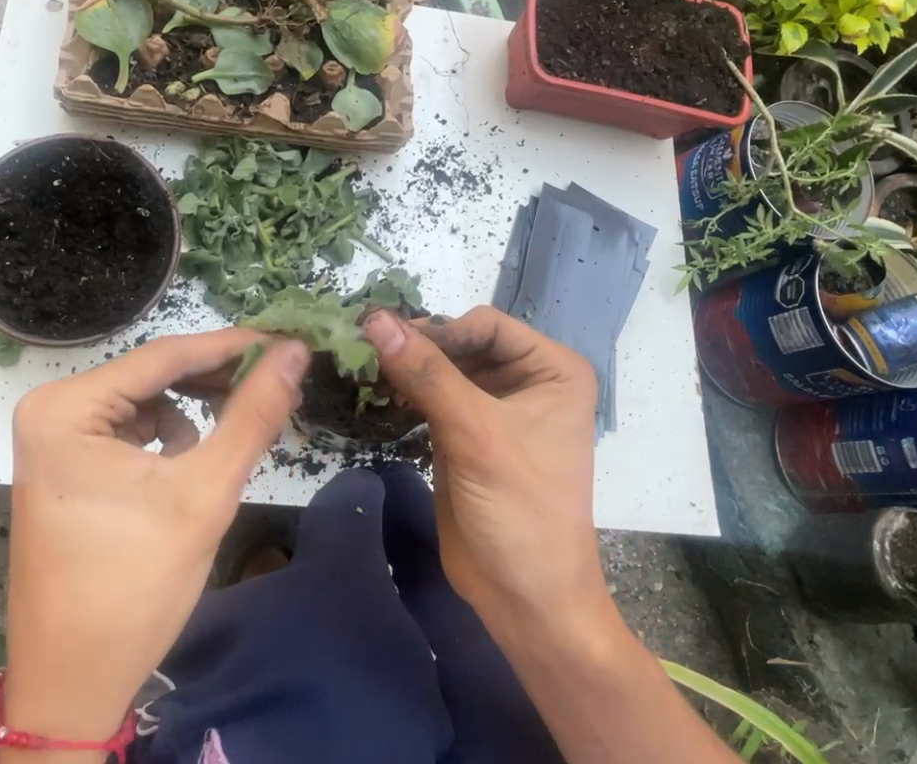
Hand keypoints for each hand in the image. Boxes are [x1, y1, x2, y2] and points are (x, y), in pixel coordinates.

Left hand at [2, 330, 307, 750]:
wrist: (74, 683)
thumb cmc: (134, 587)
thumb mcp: (203, 494)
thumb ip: (252, 415)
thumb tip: (295, 352)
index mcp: (65, 408)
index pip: (164, 355)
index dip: (233, 345)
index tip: (290, 340)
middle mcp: (50, 410)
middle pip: (153, 376)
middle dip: (216, 380)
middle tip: (280, 381)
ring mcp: (54, 439)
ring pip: (145, 403)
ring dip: (195, 410)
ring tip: (241, 426)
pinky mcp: (66, 466)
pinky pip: (129, 431)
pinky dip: (169, 436)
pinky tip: (194, 461)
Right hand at [362, 307, 605, 630]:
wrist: (524, 596)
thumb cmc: (520, 510)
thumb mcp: (475, 434)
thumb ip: (426, 374)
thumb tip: (375, 320)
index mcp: (553, 370)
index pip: (485, 326)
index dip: (438, 331)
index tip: (385, 341)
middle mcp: (528, 380)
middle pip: (462, 343)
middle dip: (418, 348)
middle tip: (364, 350)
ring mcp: (496, 408)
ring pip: (443, 369)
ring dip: (407, 369)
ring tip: (363, 369)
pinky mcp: (468, 434)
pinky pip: (433, 397)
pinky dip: (406, 393)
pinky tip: (377, 394)